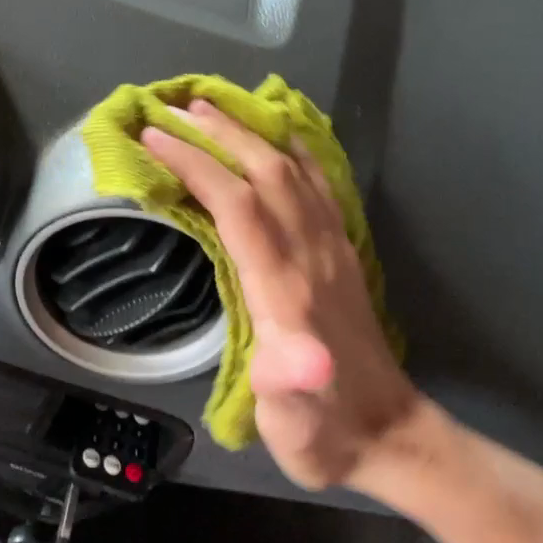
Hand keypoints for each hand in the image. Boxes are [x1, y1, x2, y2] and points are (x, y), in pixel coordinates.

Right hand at [141, 101, 423, 489]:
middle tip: (172, 108)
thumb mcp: (296, 429)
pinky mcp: (344, 252)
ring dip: (249, 132)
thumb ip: (288, 391)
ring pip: (292, 170)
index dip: (196, 165)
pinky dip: (294, 149)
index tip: (155, 137)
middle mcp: (311, 256)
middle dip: (217, 133)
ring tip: (210, 109)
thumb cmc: (323, 433)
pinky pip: (320, 185)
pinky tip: (277, 135)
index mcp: (285, 292)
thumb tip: (292, 360)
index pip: (239, 206)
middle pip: (265, 172)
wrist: (388, 434)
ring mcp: (332, 249)